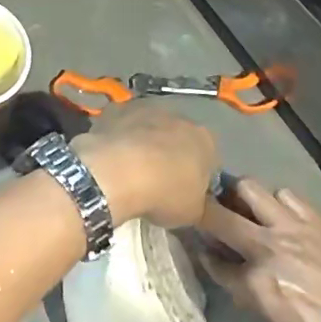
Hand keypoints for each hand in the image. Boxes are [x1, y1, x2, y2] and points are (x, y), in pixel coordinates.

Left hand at [76, 101, 215, 228]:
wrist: (118, 171)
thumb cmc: (164, 193)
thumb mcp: (193, 212)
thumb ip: (198, 201)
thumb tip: (192, 199)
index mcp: (204, 139)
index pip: (209, 158)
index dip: (198, 177)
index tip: (185, 192)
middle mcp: (178, 117)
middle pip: (178, 137)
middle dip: (171, 154)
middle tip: (158, 181)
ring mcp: (145, 109)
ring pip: (149, 128)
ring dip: (144, 143)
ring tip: (131, 171)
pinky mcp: (116, 109)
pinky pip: (123, 126)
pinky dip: (120, 138)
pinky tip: (112, 158)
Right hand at [199, 179, 320, 321]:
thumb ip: (259, 303)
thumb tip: (244, 285)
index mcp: (259, 287)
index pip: (214, 263)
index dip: (203, 257)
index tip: (197, 252)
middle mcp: (269, 249)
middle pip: (217, 214)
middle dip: (201, 211)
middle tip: (199, 211)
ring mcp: (295, 228)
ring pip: (249, 188)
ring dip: (239, 196)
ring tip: (239, 206)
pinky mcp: (320, 220)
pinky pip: (286, 195)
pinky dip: (276, 200)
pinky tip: (280, 214)